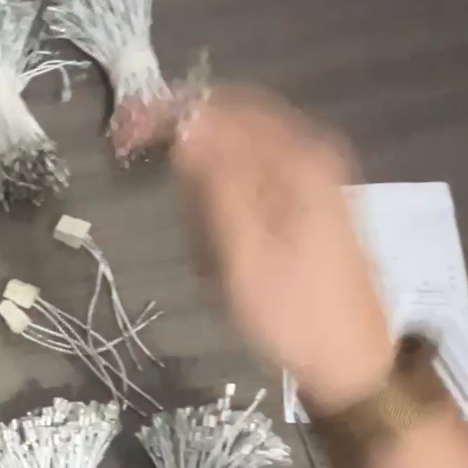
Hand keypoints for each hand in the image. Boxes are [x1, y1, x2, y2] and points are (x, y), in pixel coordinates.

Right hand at [169, 86, 396, 414]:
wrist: (347, 357)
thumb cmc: (290, 313)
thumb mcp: (243, 253)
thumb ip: (215, 184)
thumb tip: (187, 126)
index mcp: (294, 160)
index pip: (220, 110)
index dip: (166, 115)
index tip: (120, 137)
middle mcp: (307, 156)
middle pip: (227, 131)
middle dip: (184, 161)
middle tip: (157, 203)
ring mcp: (309, 181)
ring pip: (233, 165)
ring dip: (203, 201)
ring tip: (205, 259)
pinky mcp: (304, 208)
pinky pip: (247, 191)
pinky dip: (221, 217)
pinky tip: (220, 257)